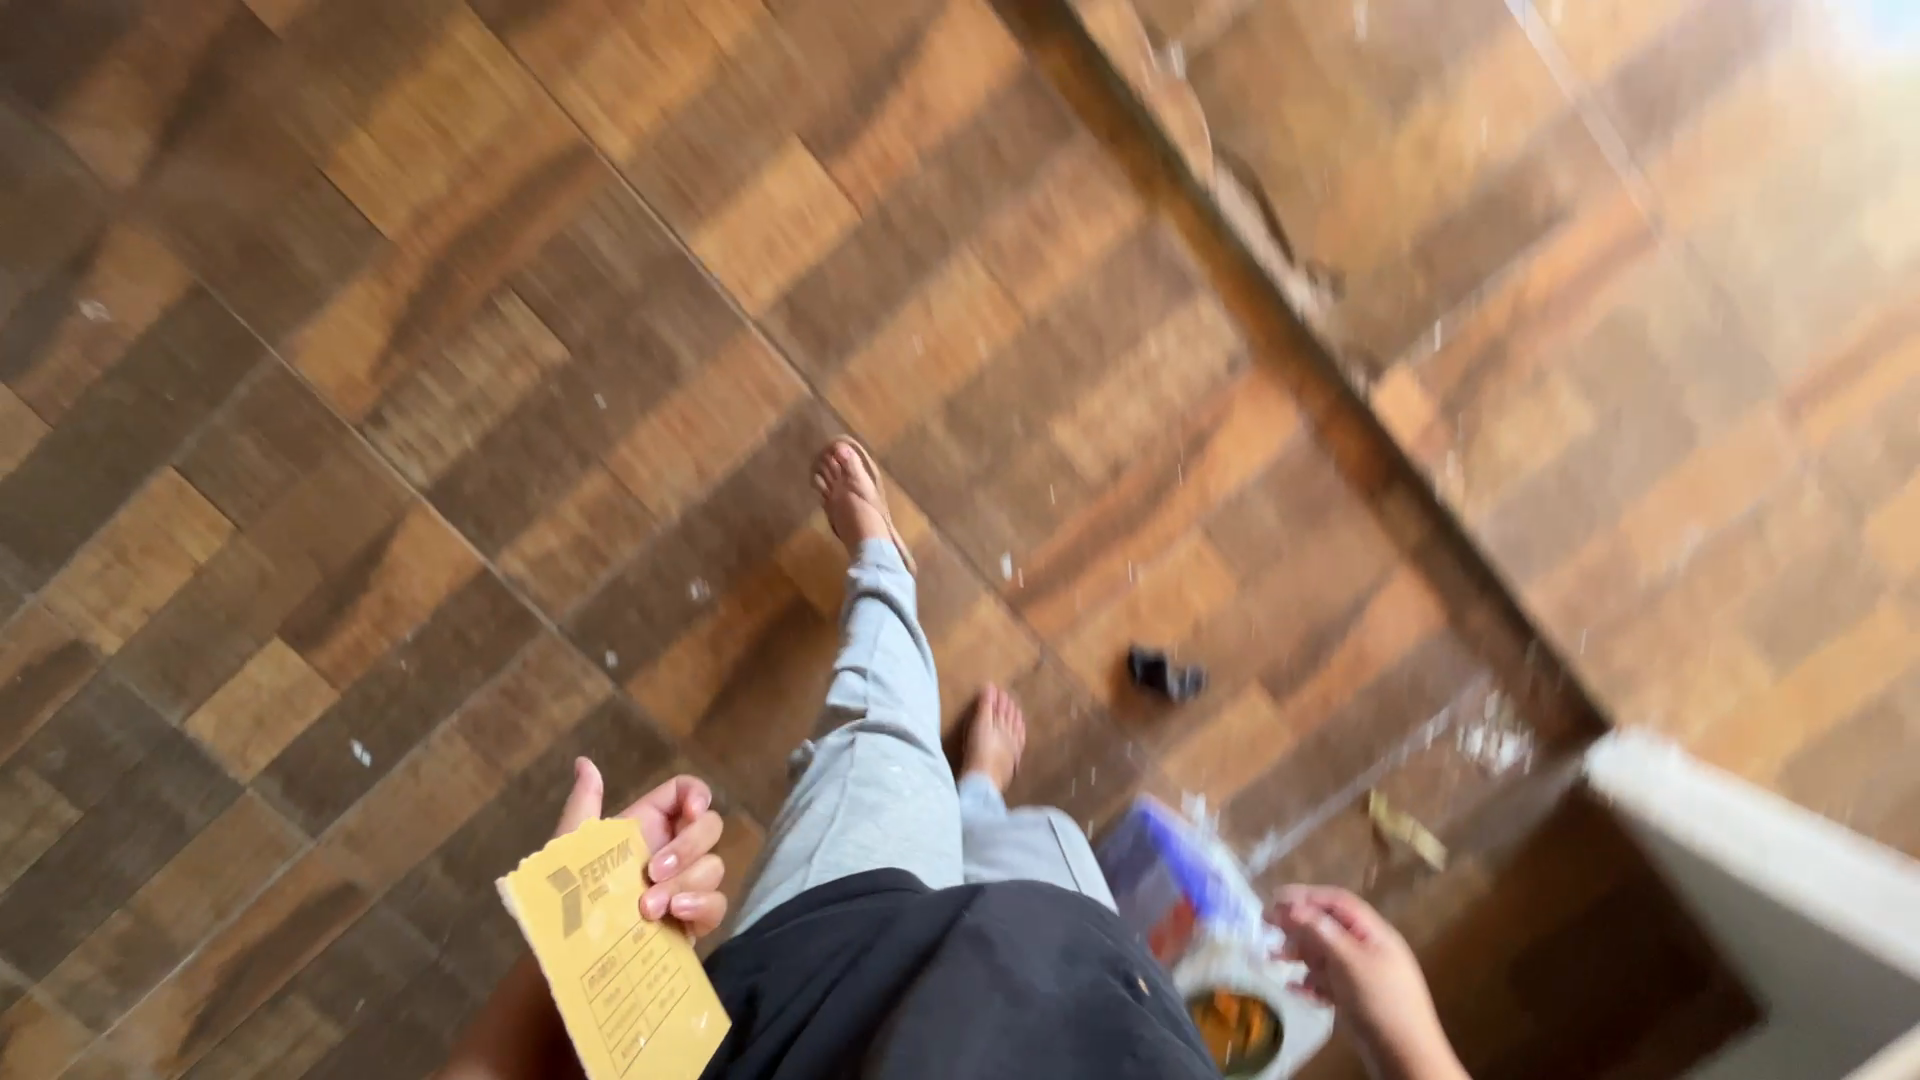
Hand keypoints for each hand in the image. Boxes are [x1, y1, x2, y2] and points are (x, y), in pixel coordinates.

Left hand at [553, 758, 729, 938]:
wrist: (565, 960)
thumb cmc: (567, 898)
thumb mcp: (569, 849)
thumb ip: (583, 805)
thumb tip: (584, 762)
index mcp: (650, 825)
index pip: (687, 792)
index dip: (698, 793)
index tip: (691, 811)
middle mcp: (675, 849)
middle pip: (710, 826)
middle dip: (689, 846)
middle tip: (654, 871)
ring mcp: (687, 885)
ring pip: (715, 866)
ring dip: (685, 882)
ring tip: (647, 908)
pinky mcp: (693, 919)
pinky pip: (717, 904)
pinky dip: (702, 904)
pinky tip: (676, 913)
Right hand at [1267, 886, 1465, 1079]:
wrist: (1407, 1061)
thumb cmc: (1380, 1003)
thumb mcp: (1348, 961)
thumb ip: (1320, 931)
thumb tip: (1292, 906)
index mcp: (1373, 934)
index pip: (1336, 902)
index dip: (1305, 896)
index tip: (1275, 900)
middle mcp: (1367, 949)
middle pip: (1327, 926)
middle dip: (1297, 925)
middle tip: (1266, 925)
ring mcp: (1361, 975)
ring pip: (1323, 954)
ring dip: (1298, 954)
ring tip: (1273, 958)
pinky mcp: (1355, 998)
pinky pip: (1326, 981)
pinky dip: (1309, 982)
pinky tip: (1294, 990)